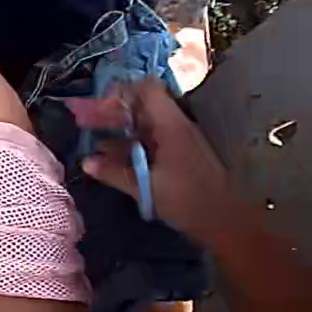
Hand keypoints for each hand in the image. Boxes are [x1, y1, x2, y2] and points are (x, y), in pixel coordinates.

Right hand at [81, 79, 243, 242]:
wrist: (225, 221)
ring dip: (119, 129)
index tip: (98, 105)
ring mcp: (179, 141)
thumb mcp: (146, 189)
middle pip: (141, 107)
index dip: (121, 92)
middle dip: (112, 112)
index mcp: (170, 126)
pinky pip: (150, 141)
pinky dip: (130, 144)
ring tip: (93, 138)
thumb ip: (115, 173)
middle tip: (85, 120)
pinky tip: (111, 156)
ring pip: (144, 125)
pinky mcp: (179, 155)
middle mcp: (175, 127)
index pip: (146, 90)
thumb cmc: (188, 201)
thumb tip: (87, 162)